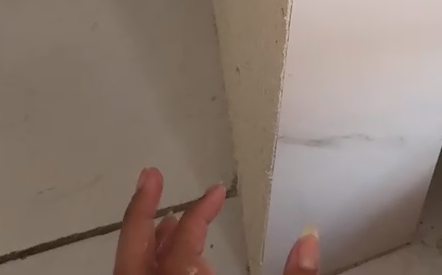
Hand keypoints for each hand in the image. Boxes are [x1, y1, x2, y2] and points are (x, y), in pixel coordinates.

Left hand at [114, 169, 319, 274]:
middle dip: (140, 215)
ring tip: (168, 216)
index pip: (180, 250)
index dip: (197, 216)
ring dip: (147, 243)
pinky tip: (176, 261)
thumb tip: (309, 238)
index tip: (215, 192)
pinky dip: (152, 267)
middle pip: (133, 261)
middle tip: (149, 175)